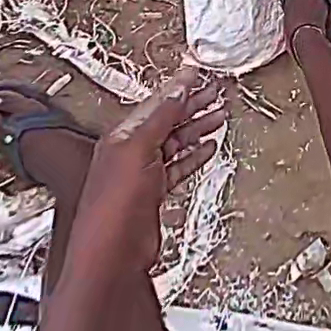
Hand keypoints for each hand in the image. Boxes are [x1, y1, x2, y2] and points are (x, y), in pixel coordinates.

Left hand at [71, 65, 226, 268]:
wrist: (111, 258)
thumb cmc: (114, 207)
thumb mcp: (138, 148)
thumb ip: (161, 117)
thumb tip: (179, 89)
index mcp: (124, 136)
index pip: (157, 102)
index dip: (179, 86)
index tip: (197, 72)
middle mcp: (132, 151)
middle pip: (169, 120)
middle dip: (194, 104)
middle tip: (217, 90)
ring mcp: (144, 173)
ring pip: (177, 141)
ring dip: (199, 127)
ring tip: (220, 115)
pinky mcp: (154, 193)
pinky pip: (179, 165)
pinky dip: (195, 154)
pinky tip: (208, 147)